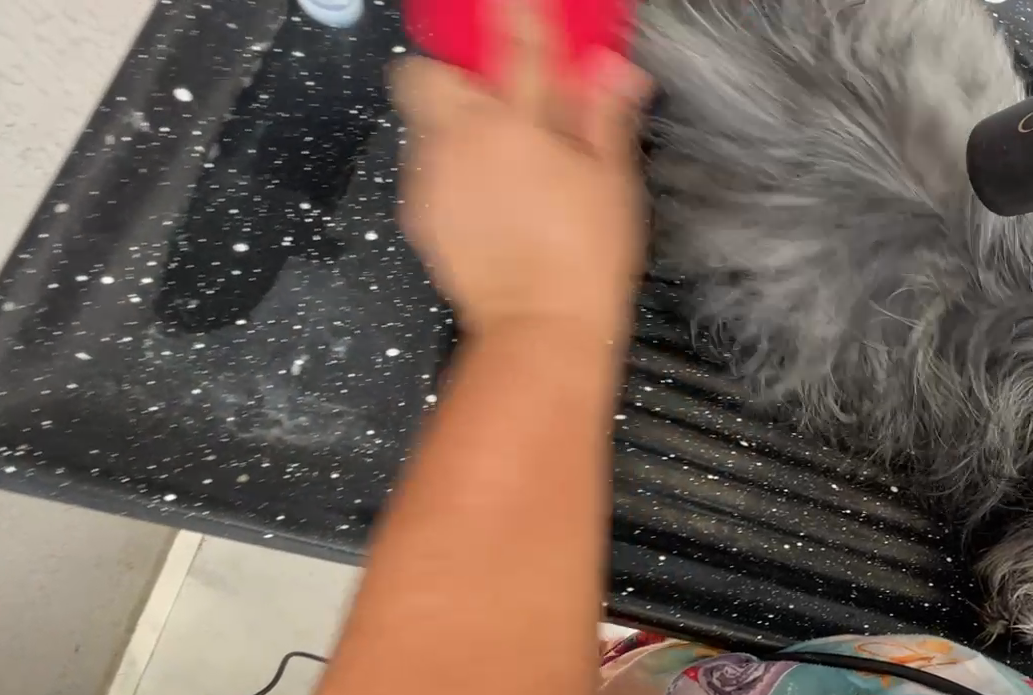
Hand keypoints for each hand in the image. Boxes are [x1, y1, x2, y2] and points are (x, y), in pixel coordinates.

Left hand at [390, 0, 651, 334]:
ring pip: (427, 125)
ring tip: (505, 182)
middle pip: (430, 72)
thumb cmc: (587, 261)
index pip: (518, 41)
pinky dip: (454, 180)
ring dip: (459, 136)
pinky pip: (428, 173)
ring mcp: (433, 173)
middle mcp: (463, 136)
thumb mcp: (614, 188)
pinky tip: (492, 215)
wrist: (542, 326)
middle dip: (458, 82)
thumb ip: (606, 120)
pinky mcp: (418, 212)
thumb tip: (614, 70)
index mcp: (520, 123)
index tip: (519, 6)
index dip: (521, 16)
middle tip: (500, 116)